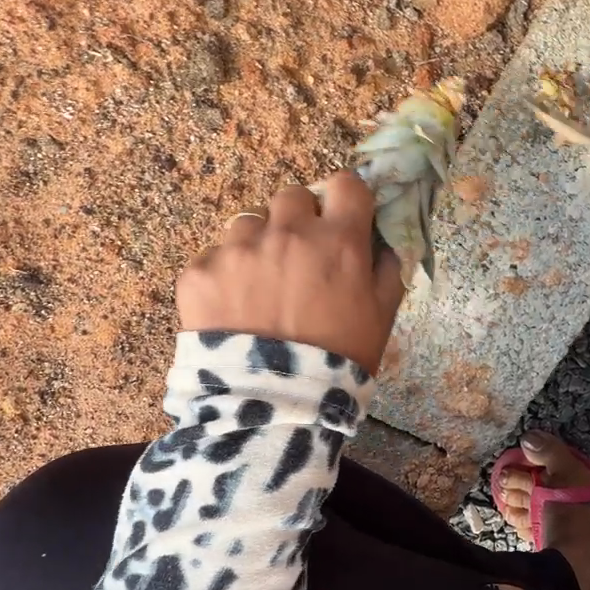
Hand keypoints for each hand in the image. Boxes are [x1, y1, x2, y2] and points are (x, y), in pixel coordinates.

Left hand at [176, 171, 405, 371]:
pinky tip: (233, 309)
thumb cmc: (340, 359)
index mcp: (339, 240)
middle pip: (293, 195)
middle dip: (299, 219)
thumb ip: (389, 267)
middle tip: (300, 258)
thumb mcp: (383, 316)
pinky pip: (214, 256)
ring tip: (261, 287)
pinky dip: (225, 275)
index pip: (346, 184)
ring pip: (249, 223)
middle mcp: (289, 232)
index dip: (346, 200)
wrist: (273, 405)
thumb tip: (386, 239)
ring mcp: (239, 249)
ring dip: (259, 244)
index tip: (343, 219)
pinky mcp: (200, 272)